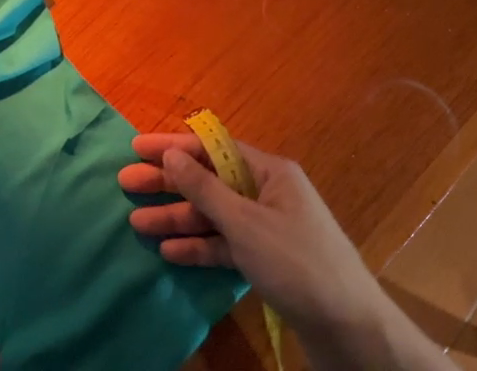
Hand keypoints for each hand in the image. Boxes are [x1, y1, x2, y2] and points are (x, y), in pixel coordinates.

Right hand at [119, 133, 374, 328]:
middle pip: (209, 181)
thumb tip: (172, 155)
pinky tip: (171, 252)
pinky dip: (200, 247)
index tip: (136, 148)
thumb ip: (204, 189)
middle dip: (169, 185)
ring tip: (137, 225)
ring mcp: (268, 228)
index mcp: (270, 172)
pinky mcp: (267, 260)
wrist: (349, 328)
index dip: (173, 146)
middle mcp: (268, 193)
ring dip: (178, 219)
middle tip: (126, 185)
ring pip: (214, 216)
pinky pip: (226, 245)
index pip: (213, 148)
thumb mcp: (245, 223)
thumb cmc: (297, 263)